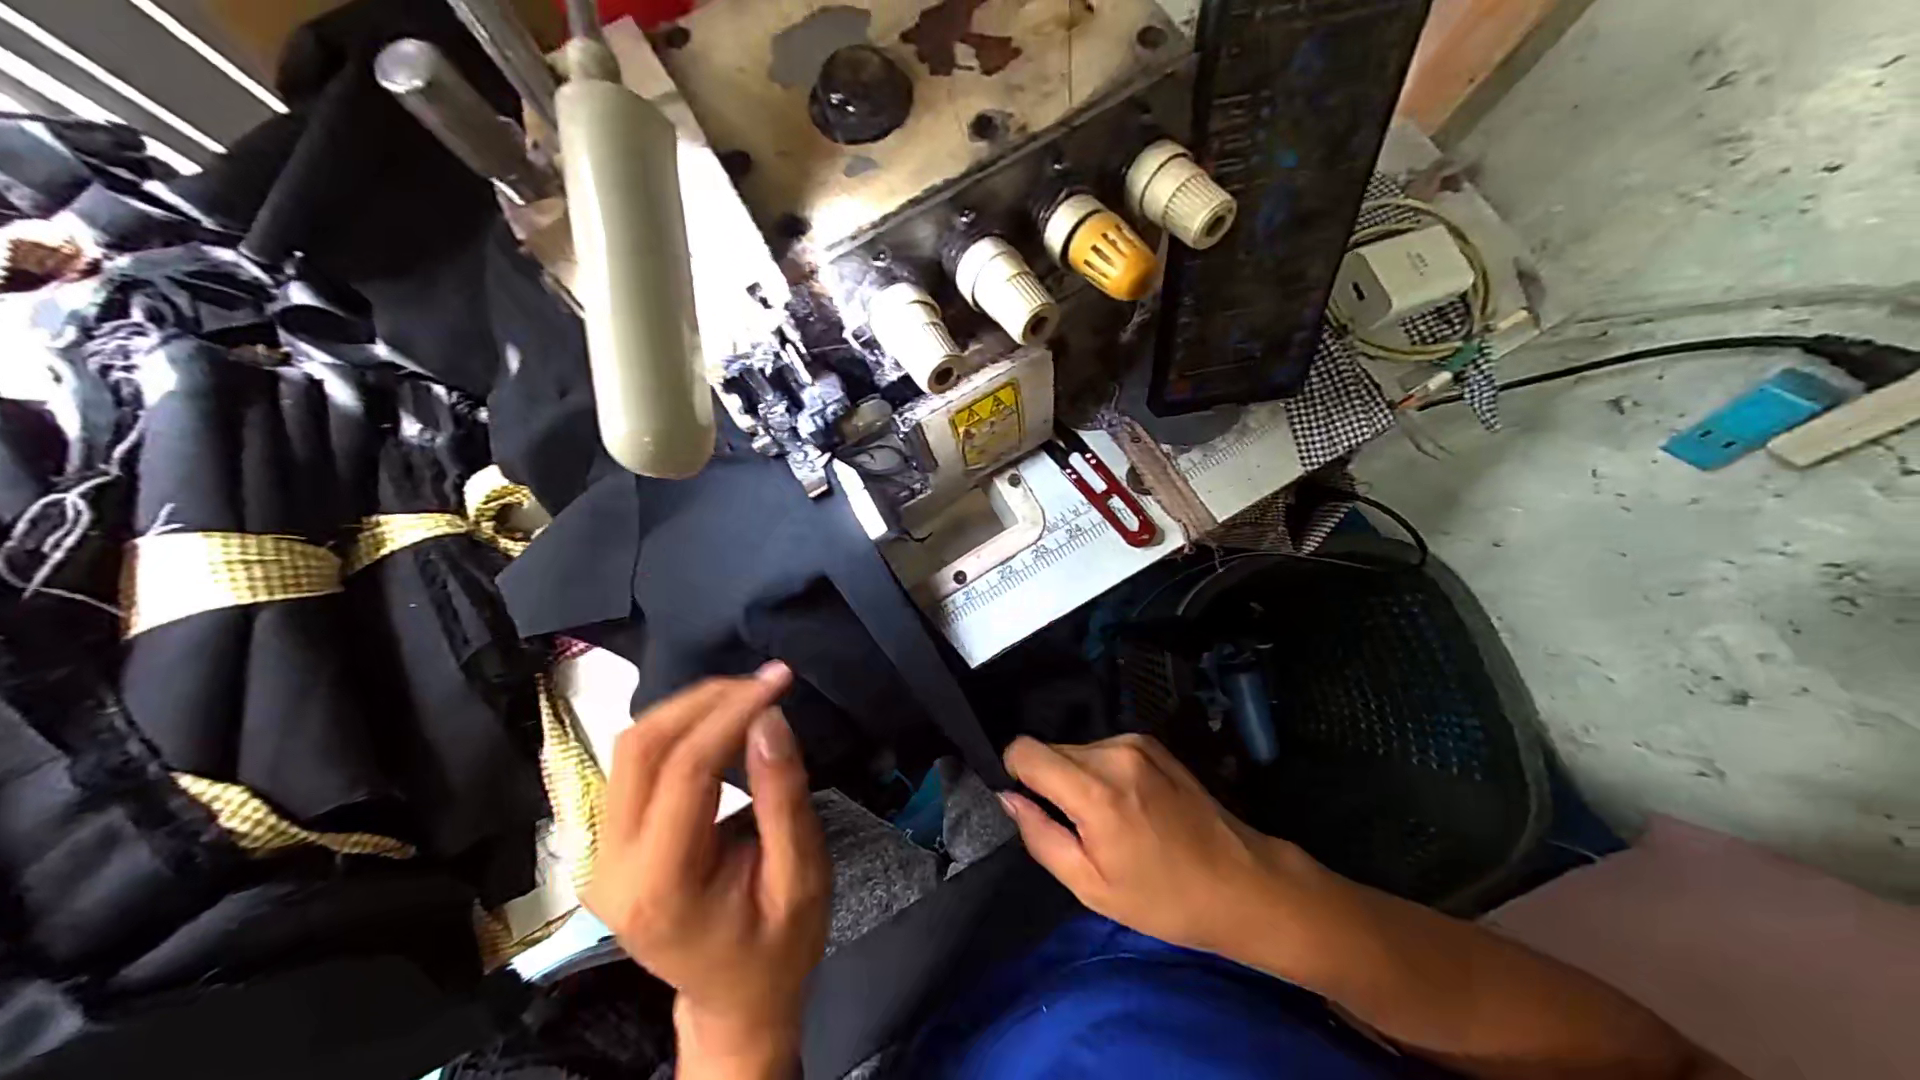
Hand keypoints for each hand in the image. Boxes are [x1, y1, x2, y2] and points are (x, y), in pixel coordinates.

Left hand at [583, 662, 828, 1079]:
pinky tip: (719, 724)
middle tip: (763, 682)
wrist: (734, 1001)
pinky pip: (633, 767)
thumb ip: (783, 798)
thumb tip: (770, 717)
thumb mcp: (801, 878)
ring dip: (689, 710)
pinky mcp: (607, 845)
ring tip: (747, 696)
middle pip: (641, 748)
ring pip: (630, 749)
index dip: (733, 712)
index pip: (686, 769)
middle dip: (704, 700)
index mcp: (661, 885)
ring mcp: (600, 857)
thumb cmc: (778, 948)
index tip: (779, 679)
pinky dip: (677, 732)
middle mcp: (612, 866)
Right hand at [999, 733, 1334, 960]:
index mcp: (1095, 790)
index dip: (1013, 774)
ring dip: (1074, 777)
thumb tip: (1009, 798)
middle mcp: (1113, 752)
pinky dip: (1099, 772)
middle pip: (1048, 749)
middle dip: (1047, 781)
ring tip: (1105, 821)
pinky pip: (1102, 749)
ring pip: (1075, 749)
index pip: (1024, 750)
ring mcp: (1136, 742)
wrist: (1243, 884)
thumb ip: (1040, 836)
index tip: (1027, 805)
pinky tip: (1127, 807)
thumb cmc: (1165, 899)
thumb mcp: (1091, 887)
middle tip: (1074, 827)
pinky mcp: (1152, 742)